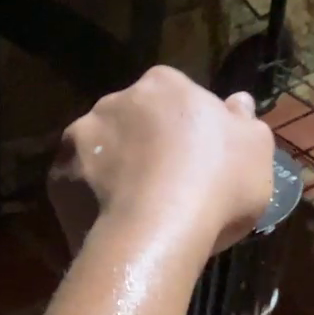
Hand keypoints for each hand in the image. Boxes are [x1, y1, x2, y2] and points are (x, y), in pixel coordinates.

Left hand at [49, 66, 274, 255]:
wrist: (157, 229)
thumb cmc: (216, 185)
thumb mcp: (255, 151)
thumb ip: (245, 124)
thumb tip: (237, 106)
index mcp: (164, 84)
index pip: (173, 99)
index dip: (183, 133)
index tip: (192, 165)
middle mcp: (115, 100)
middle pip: (130, 124)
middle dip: (141, 150)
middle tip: (159, 192)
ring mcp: (80, 139)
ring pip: (97, 155)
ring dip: (109, 176)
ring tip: (128, 214)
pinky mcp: (58, 180)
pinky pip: (75, 190)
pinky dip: (86, 205)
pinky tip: (105, 228)